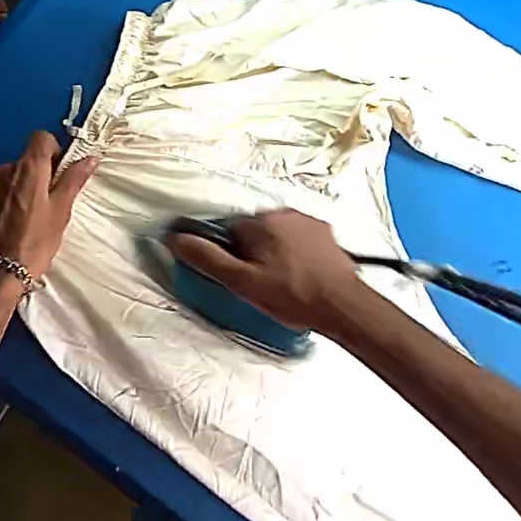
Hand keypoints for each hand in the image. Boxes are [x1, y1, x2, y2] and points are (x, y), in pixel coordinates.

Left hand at [0, 132, 97, 277]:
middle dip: (42, 171)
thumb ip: (74, 179)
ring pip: (14, 176)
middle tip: (53, 198)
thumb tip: (90, 158)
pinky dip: (10, 199)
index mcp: (29, 168)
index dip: (54, 149)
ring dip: (25, 186)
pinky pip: (0, 191)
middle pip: (28, 158)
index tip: (62, 170)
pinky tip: (16, 222)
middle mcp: (7, 170)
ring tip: (34, 213)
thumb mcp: (62, 209)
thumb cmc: (37, 239)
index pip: (41, 137)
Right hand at [167, 210, 371, 332]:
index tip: (240, 276)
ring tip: (285, 282)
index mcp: (259, 222)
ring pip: (277, 234)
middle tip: (262, 283)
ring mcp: (308, 222)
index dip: (231, 256)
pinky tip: (302, 275)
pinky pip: (300, 238)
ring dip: (276, 251)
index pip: (229, 231)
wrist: (343, 306)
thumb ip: (208, 258)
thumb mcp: (242, 282)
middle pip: (254, 231)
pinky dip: (297, 252)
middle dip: (253, 252)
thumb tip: (177, 238)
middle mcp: (283, 213)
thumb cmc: (292, 295)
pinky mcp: (326, 234)